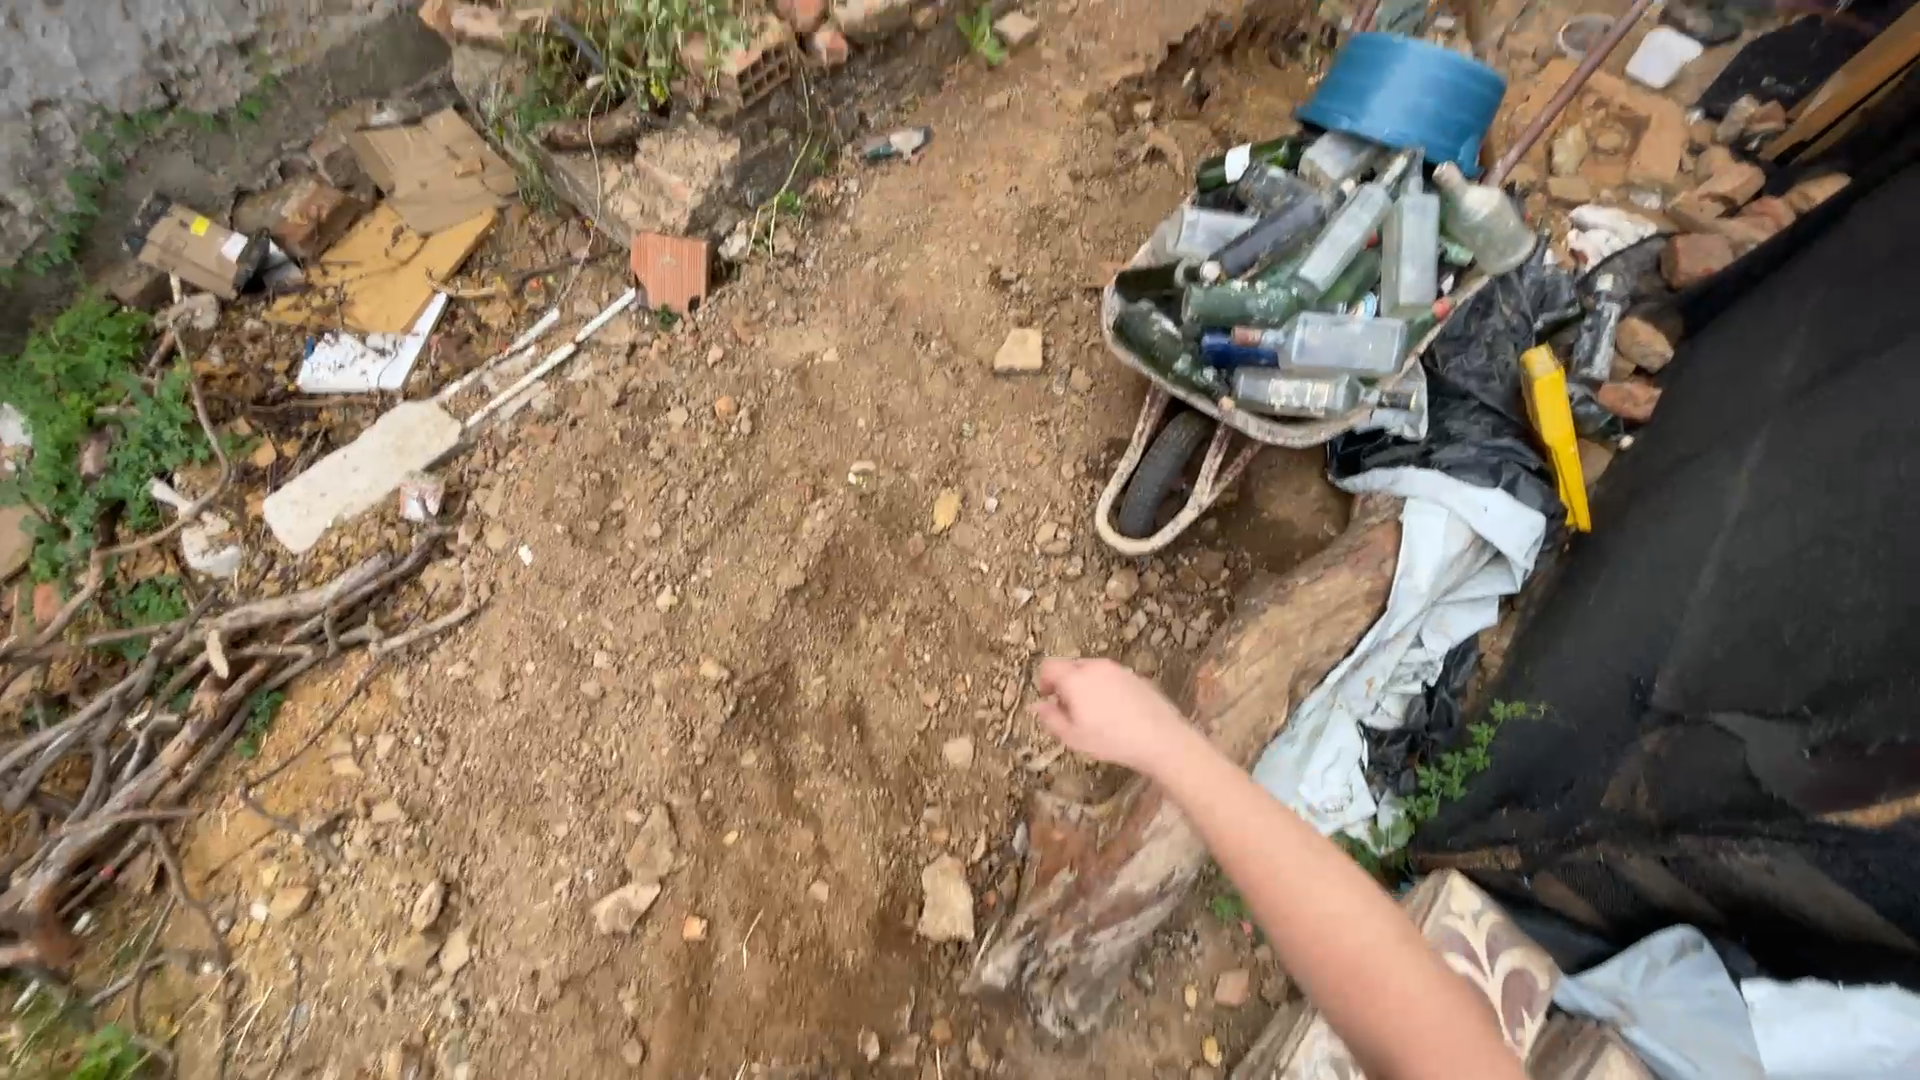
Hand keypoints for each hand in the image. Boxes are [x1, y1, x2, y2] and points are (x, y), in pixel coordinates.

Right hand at [1030, 657, 1191, 773]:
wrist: (1161, 739)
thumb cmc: (1111, 740)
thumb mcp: (1073, 737)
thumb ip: (1050, 718)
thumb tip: (1037, 705)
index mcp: (1075, 678)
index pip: (1049, 666)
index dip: (1044, 681)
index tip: (1049, 698)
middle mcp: (1095, 667)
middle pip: (1070, 666)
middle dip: (1065, 683)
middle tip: (1071, 709)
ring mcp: (1117, 669)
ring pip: (1092, 670)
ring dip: (1085, 684)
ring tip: (1094, 712)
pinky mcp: (1135, 675)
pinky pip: (1111, 676)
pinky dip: (1106, 687)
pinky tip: (1116, 711)